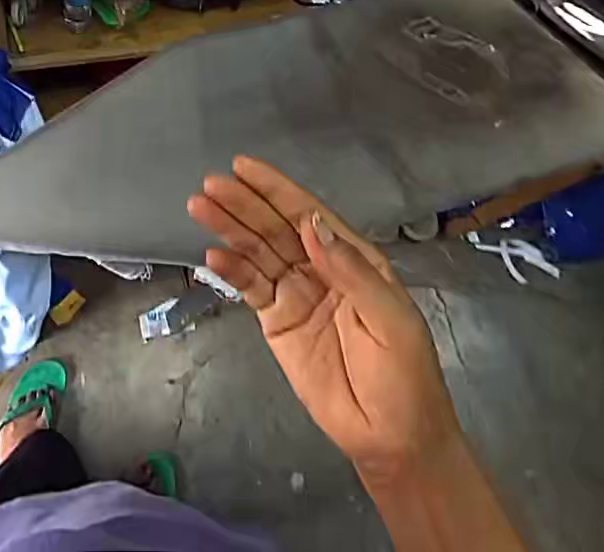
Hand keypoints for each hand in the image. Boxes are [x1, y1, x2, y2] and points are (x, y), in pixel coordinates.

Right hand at [188, 156, 461, 482]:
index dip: (276, 189)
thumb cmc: (403, 373)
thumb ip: (350, 270)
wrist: (392, 437)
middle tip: (210, 185)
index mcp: (353, 257)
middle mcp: (321, 267)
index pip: (309, 214)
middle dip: (245, 204)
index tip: (244, 167)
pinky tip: (212, 255)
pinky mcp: (278, 323)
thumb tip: (313, 222)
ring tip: (200, 207)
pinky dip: (232, 272)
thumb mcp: (388, 317)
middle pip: (276, 228)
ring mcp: (297, 293)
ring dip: (230, 230)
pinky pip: (252, 290)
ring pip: (258, 253)